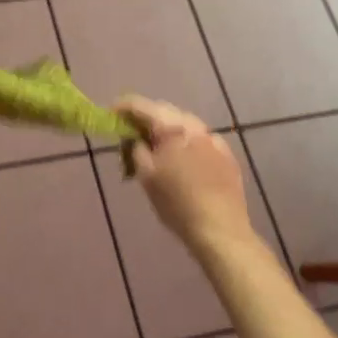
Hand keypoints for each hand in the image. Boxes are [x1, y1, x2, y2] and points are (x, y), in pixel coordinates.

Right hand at [118, 97, 253, 248]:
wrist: (221, 232)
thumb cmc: (177, 204)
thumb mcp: (145, 175)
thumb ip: (136, 148)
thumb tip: (136, 139)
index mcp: (172, 127)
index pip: (140, 105)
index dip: (122, 107)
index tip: (111, 115)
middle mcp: (195, 126)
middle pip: (163, 112)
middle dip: (145, 119)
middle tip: (132, 134)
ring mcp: (214, 139)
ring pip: (184, 125)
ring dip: (167, 131)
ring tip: (157, 149)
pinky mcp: (227, 156)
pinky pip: (200, 140)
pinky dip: (185, 144)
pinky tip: (182, 162)